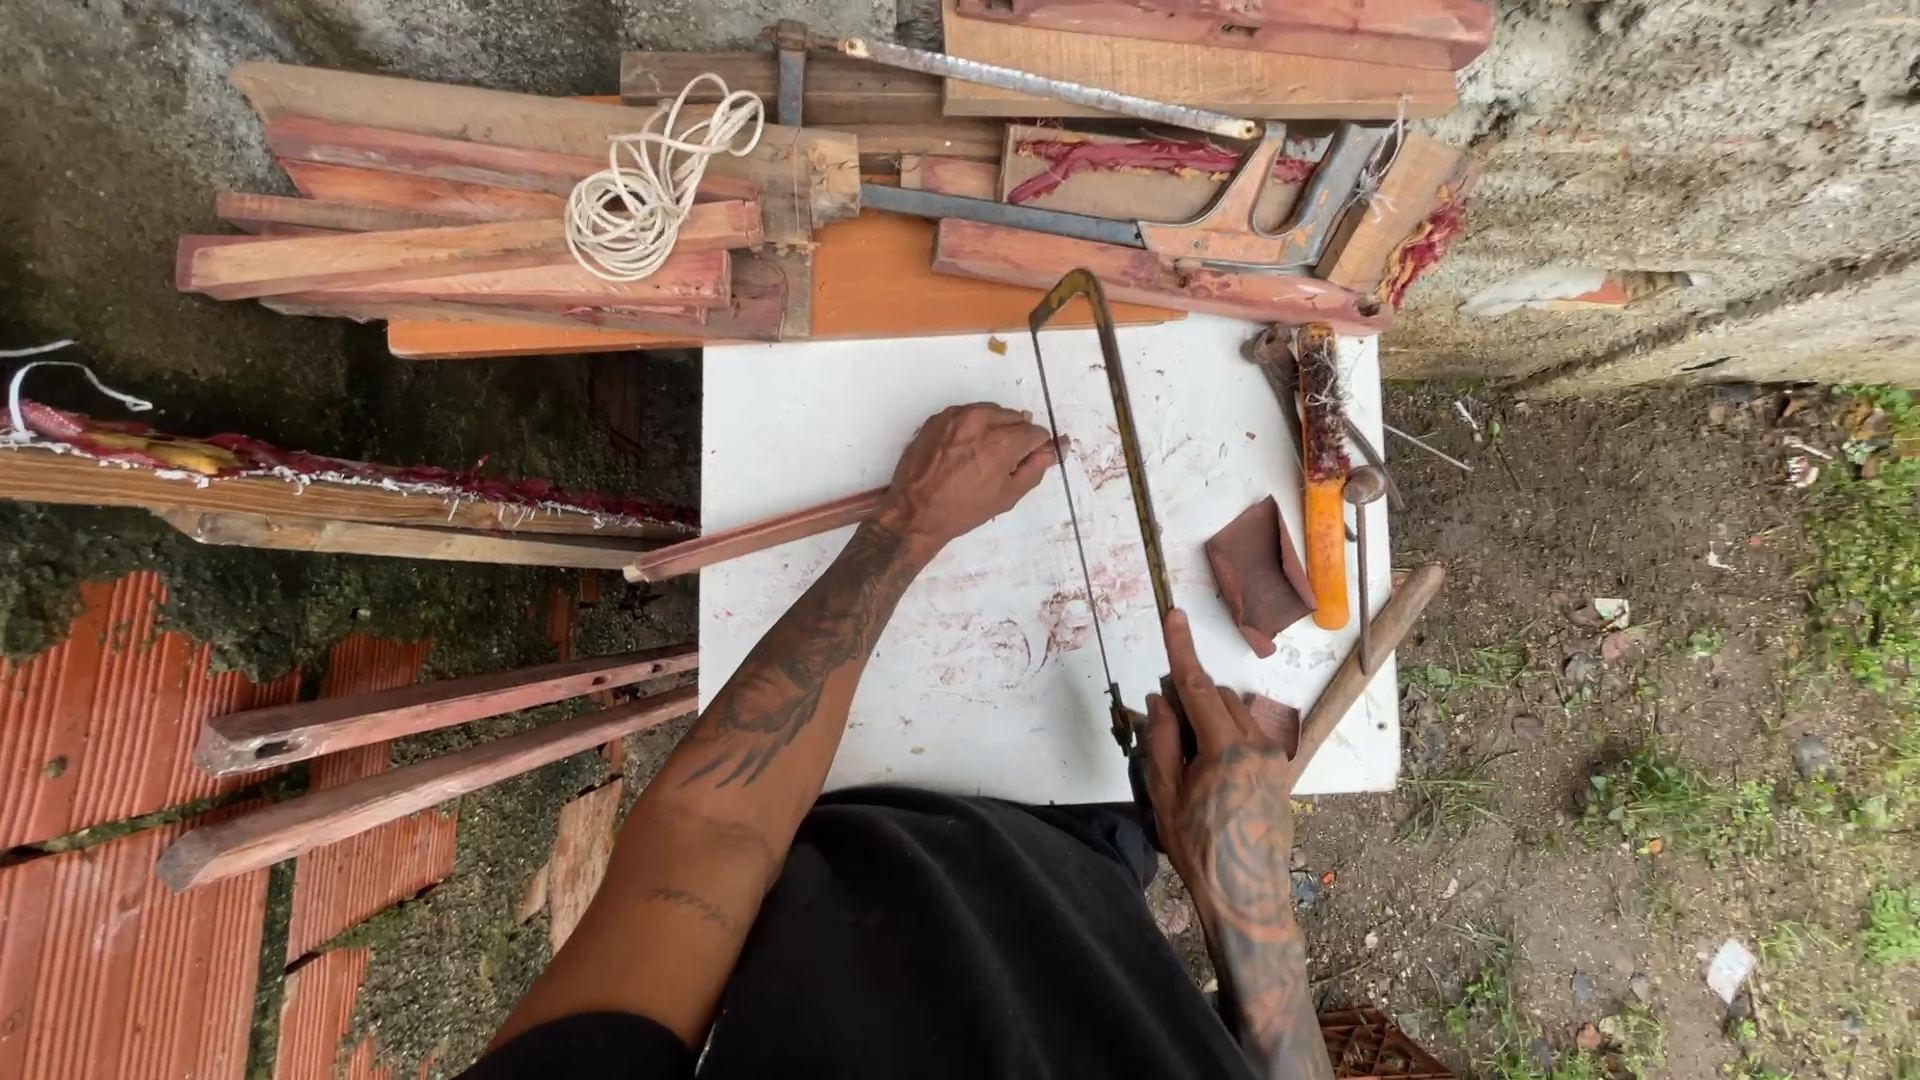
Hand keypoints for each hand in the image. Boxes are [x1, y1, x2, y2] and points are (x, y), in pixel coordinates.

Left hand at [871, 403, 1060, 552]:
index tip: (1027, 461)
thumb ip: (1035, 468)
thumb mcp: (1007, 496)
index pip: (1036, 432)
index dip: (1036, 448)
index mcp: (1003, 441)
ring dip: (997, 427)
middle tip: (1004, 462)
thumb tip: (1052, 450)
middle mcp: (982, 421)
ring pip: (993, 412)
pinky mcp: (940, 417)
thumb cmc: (963, 509)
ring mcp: (958, 416)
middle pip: (1016, 418)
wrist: (916, 510)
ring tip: (983, 455)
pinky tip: (965, 448)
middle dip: (1017, 437)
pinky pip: (969, 413)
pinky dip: (974, 426)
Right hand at [1146, 609, 1300, 944]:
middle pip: (1218, 696)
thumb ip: (1162, 738)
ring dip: (1210, 717)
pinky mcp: (1281, 773)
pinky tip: (1212, 771)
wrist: (1247, 897)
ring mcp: (1274, 759)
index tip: (1174, 616)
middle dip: (1191, 696)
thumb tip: (1162, 698)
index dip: (1182, 649)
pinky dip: (1226, 735)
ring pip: (1236, 714)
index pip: (1199, 686)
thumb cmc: (1198, 848)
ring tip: (1189, 759)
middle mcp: (1257, 745)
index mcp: (1226, 748)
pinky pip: (1250, 735)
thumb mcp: (1165, 794)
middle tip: (1165, 725)